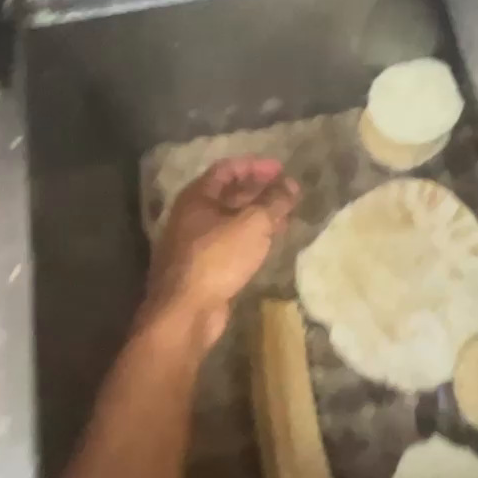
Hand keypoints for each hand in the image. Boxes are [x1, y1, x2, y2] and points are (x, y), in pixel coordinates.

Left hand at [146, 155, 300, 345]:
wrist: (186, 312)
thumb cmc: (217, 258)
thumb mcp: (253, 224)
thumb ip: (274, 201)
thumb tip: (292, 185)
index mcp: (198, 197)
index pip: (228, 168)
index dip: (256, 165)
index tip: (282, 169)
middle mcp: (192, 215)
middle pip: (229, 193)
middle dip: (260, 190)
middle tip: (287, 191)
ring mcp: (195, 242)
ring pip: (231, 218)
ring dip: (258, 213)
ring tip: (285, 214)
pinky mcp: (203, 266)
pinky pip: (230, 240)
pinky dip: (251, 234)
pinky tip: (269, 241)